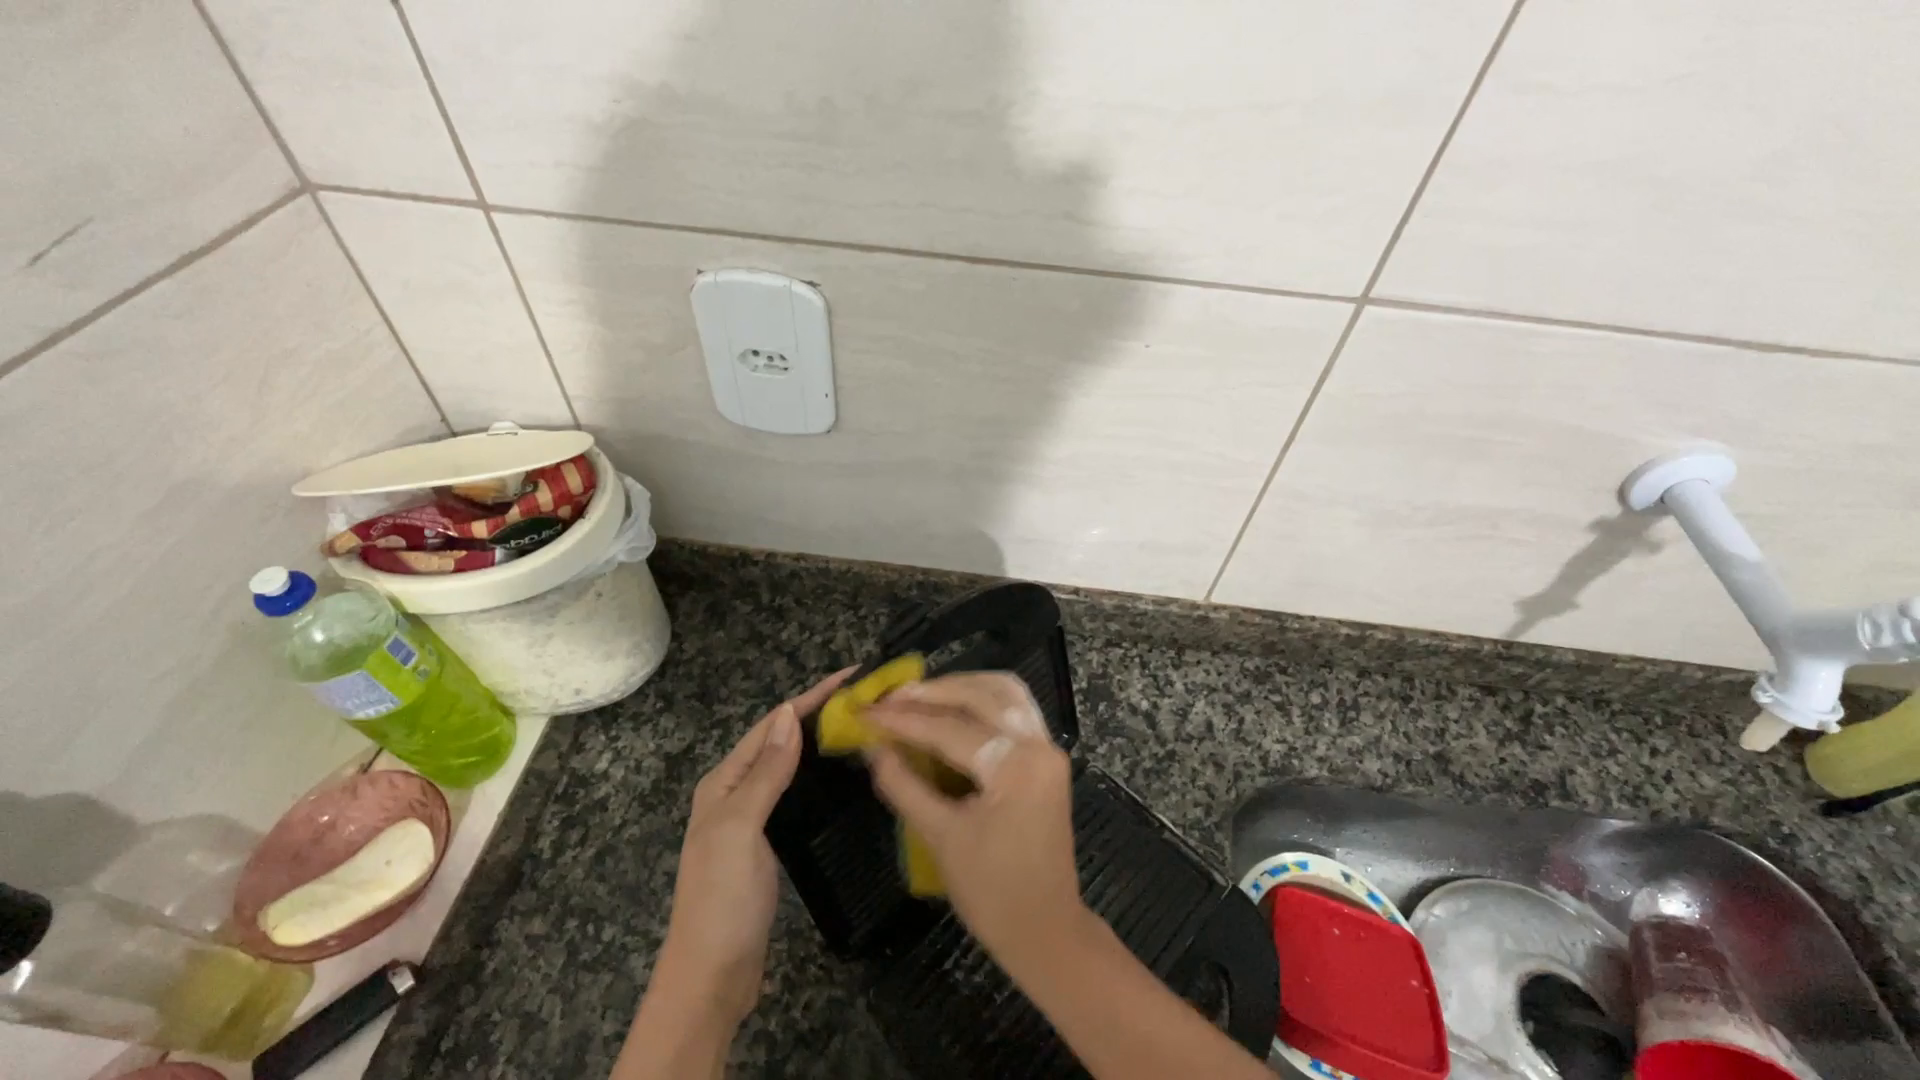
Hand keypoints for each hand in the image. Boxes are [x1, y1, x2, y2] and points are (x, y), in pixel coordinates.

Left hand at [656, 669, 852, 1023]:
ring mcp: (750, 821)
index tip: (853, 676)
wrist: (712, 975)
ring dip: (818, 743)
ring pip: (787, 767)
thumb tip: (787, 713)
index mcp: (723, 782)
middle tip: (867, 700)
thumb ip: (764, 773)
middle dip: (817, 714)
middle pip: (779, 741)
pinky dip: (816, 779)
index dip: (810, 697)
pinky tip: (838, 781)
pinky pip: (793, 796)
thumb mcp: (739, 828)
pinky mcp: (767, 846)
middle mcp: (734, 793)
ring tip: (860, 728)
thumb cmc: (722, 898)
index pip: (771, 725)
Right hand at [865, 672, 1086, 965]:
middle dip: (931, 692)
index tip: (864, 710)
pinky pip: (1015, 710)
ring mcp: (1048, 750)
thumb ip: (904, 785)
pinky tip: (950, 708)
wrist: (1045, 930)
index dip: (902, 719)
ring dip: (960, 687)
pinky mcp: (1046, 760)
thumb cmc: (992, 892)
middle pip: (982, 695)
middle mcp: (1038, 746)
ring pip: (1005, 692)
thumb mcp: (941, 837)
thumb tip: (872, 749)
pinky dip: (982, 700)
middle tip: (888, 696)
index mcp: (1015, 766)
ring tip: (917, 695)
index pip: (949, 728)